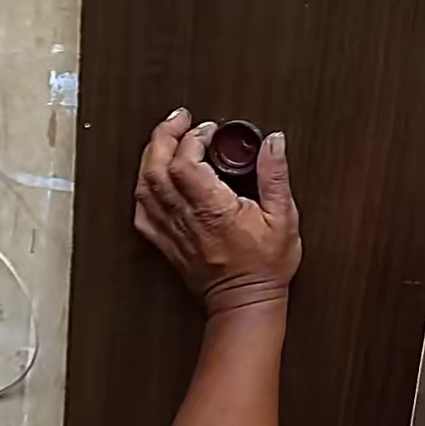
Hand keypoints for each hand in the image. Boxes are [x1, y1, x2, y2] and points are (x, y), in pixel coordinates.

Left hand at [133, 109, 302, 316]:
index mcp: (213, 210)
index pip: (185, 163)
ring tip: (167, 139)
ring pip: (144, 186)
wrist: (246, 305)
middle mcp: (187, 218)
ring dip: (151, 156)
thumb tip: (273, 142)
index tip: (208, 130)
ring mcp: (172, 231)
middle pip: (156, 169)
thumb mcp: (284, 217)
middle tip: (179, 120)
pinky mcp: (165, 242)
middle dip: (164, 136)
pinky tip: (154, 177)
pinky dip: (143, 187)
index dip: (192, 138)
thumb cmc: (265, 267)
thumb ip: (275, 175)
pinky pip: (141, 211)